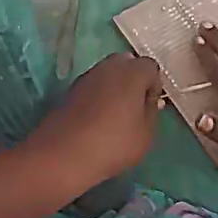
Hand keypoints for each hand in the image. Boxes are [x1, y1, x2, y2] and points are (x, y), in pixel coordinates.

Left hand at [24, 54, 164, 182]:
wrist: (63, 153)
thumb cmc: (113, 143)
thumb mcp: (145, 134)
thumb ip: (151, 111)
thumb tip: (148, 100)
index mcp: (131, 72)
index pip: (150, 67)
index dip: (154, 86)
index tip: (150, 107)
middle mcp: (108, 67)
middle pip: (127, 63)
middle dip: (134, 80)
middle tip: (135, 107)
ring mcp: (87, 76)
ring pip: (108, 73)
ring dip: (115, 87)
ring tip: (116, 115)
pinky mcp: (71, 89)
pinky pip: (93, 85)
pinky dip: (98, 95)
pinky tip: (98, 118)